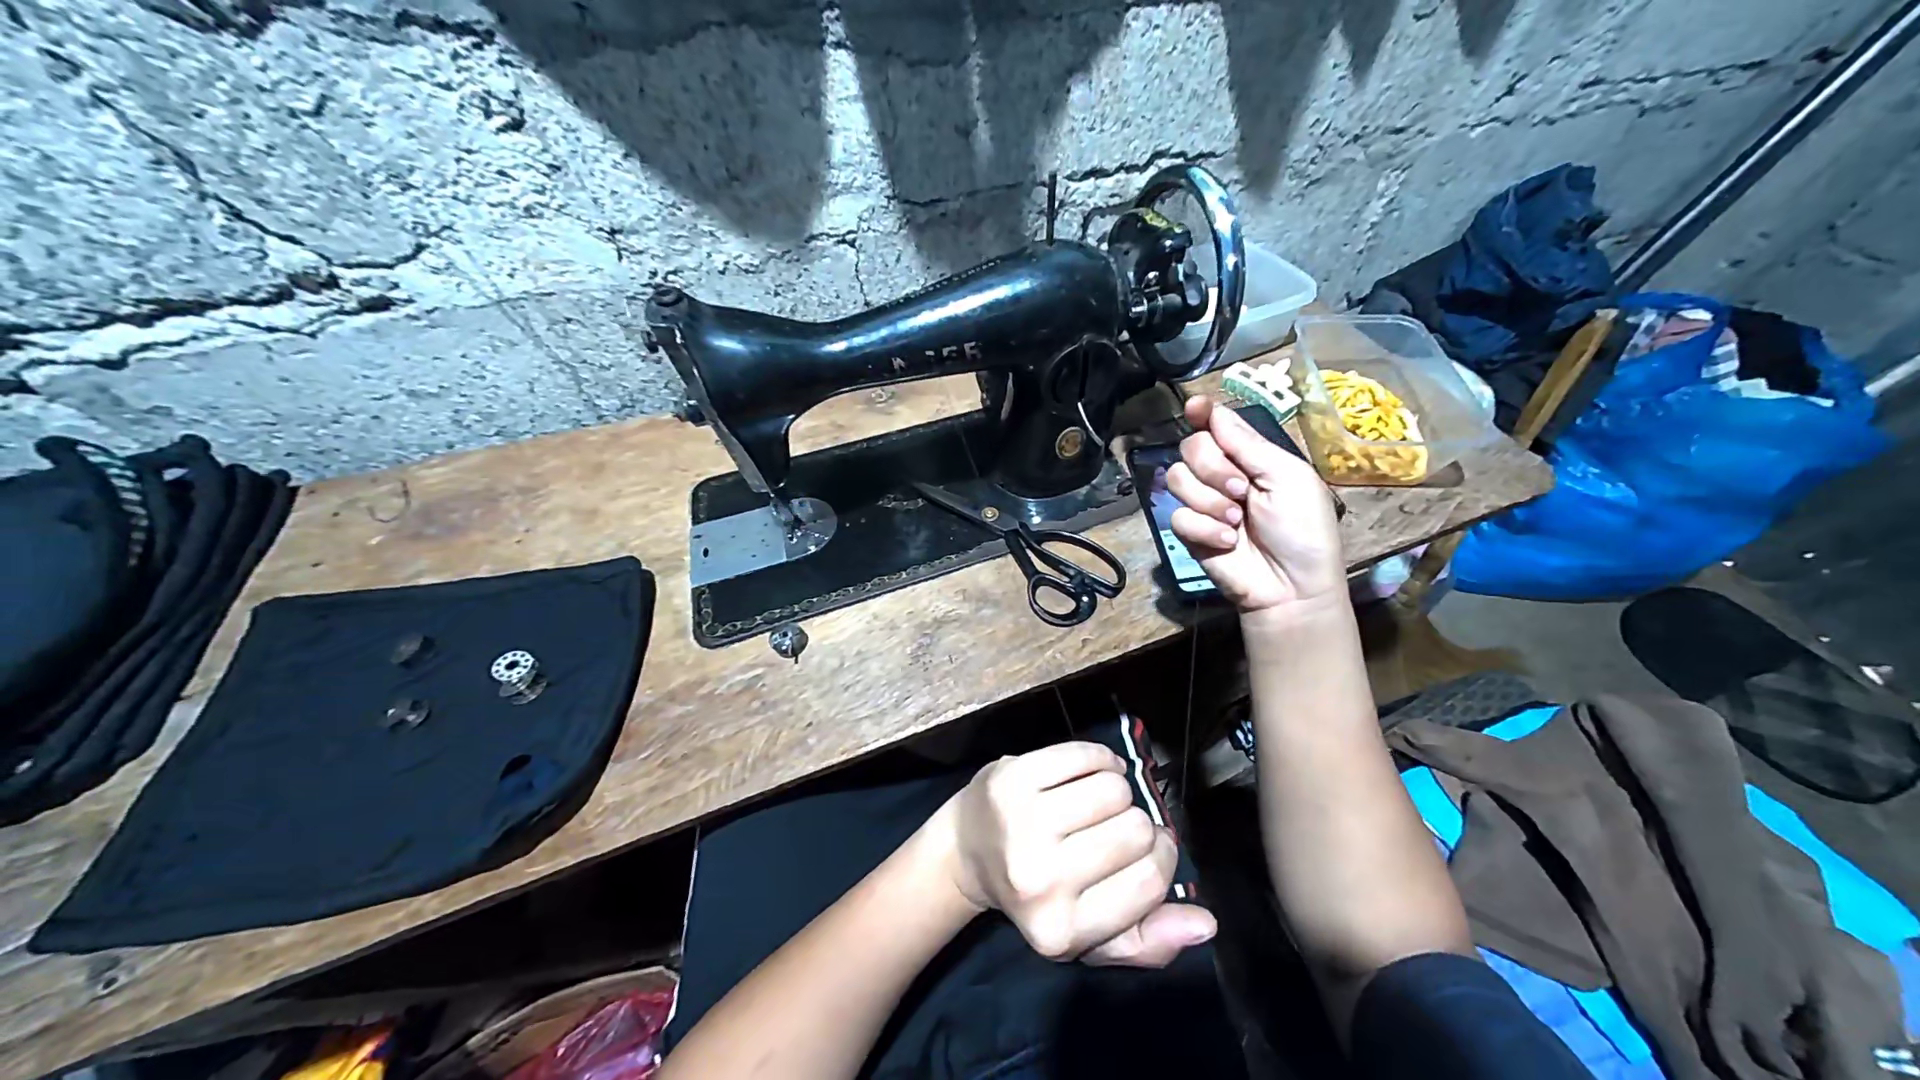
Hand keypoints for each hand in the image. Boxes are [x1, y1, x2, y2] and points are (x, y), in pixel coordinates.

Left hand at [940, 742, 1215, 967]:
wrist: (966, 852)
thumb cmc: (1035, 895)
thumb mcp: (1088, 937)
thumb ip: (1148, 940)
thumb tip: (1205, 923)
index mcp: (1061, 929)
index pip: (1150, 881)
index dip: (1162, 858)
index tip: (1150, 851)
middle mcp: (1039, 878)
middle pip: (1136, 830)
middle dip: (1138, 825)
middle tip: (1116, 828)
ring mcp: (1021, 822)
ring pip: (1114, 789)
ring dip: (1118, 791)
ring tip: (1099, 803)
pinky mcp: (1011, 777)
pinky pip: (1083, 754)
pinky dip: (1099, 759)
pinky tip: (1088, 773)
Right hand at [1166, 395, 1345, 616]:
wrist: (1292, 586)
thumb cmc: (1303, 530)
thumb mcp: (1288, 478)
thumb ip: (1249, 445)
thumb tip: (1213, 411)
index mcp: (1250, 457)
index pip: (1216, 425)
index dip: (1202, 413)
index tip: (1194, 408)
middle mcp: (1221, 475)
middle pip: (1191, 448)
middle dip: (1214, 467)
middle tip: (1241, 490)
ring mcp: (1203, 504)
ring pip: (1178, 479)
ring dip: (1210, 501)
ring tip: (1236, 522)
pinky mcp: (1189, 532)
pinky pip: (1178, 516)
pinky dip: (1204, 529)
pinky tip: (1228, 542)